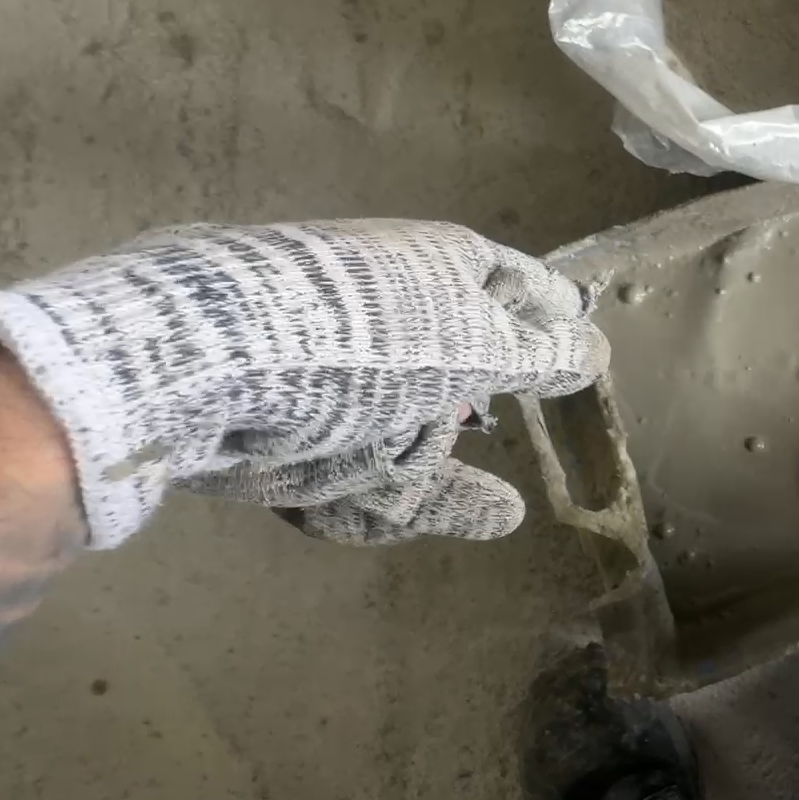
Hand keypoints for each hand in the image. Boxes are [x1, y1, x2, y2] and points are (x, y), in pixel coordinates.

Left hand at [0, 221, 607, 547]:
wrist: (199, 370)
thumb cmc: (368, 338)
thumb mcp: (475, 345)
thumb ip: (542, 354)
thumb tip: (600, 347)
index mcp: (438, 272)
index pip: (515, 280)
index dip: (551, 302)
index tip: (580, 317)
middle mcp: (392, 318)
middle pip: (459, 361)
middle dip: (484, 401)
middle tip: (509, 423)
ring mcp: (339, 378)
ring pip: (408, 429)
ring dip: (442, 472)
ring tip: (493, 510)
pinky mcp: (293, 432)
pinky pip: (358, 473)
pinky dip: (394, 504)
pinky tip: (456, 527)